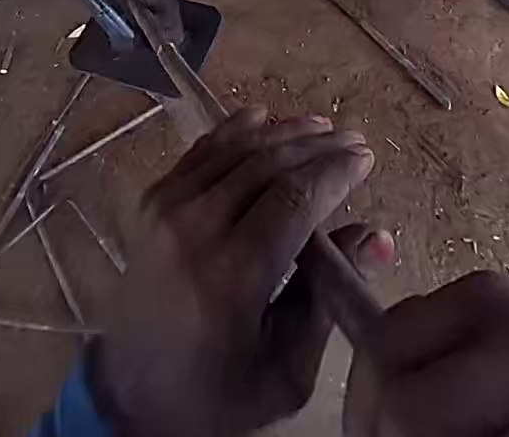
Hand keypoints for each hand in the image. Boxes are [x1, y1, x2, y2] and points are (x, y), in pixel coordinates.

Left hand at [93, 107, 389, 435]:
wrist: (133, 384)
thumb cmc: (218, 390)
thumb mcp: (286, 366)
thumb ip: (328, 295)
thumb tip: (375, 235)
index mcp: (231, 275)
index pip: (294, 200)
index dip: (334, 173)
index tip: (365, 158)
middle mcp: (195, 227)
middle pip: (266, 165)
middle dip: (316, 147)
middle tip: (352, 138)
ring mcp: (167, 205)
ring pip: (235, 149)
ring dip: (281, 132)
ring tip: (320, 126)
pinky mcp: (154, 197)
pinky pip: (201, 151)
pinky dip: (234, 129)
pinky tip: (263, 117)